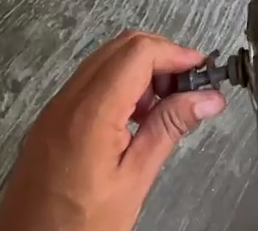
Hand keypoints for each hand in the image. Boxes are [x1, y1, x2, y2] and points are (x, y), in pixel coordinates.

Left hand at [0, 30, 226, 230]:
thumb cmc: (79, 228)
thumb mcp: (133, 180)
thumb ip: (169, 128)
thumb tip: (209, 97)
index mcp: (90, 113)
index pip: (139, 52)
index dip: (175, 53)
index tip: (201, 72)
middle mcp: (68, 100)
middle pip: (123, 45)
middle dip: (161, 56)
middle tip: (185, 87)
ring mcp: (54, 109)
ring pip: (106, 59)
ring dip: (140, 68)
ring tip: (162, 106)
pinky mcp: (49, 122)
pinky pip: (90, 81)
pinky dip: (119, 83)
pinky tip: (133, 118)